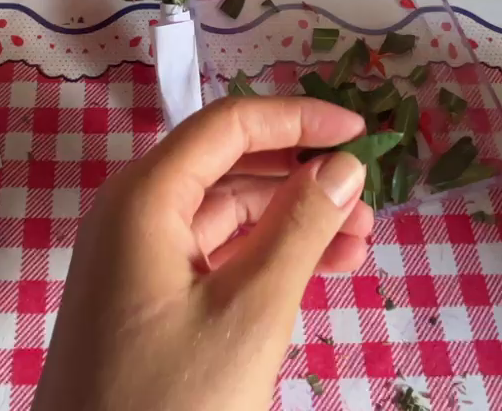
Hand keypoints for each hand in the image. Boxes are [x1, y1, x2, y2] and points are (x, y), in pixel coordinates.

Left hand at [33, 96, 375, 410]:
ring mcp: (136, 255)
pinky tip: (315, 270)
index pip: (229, 125)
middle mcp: (134, 210)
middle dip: (300, 176)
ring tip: (358, 243)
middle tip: (366, 200)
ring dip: (290, 220)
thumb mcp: (251, 312)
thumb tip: (343, 166)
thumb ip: (300, 227)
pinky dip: (263, 256)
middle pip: (228, 165)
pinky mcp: (145, 296)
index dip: (297, 118)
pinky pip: (213, 253)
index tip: (359, 130)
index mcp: (145, 195)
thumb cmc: (173, 402)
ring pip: (225, 212)